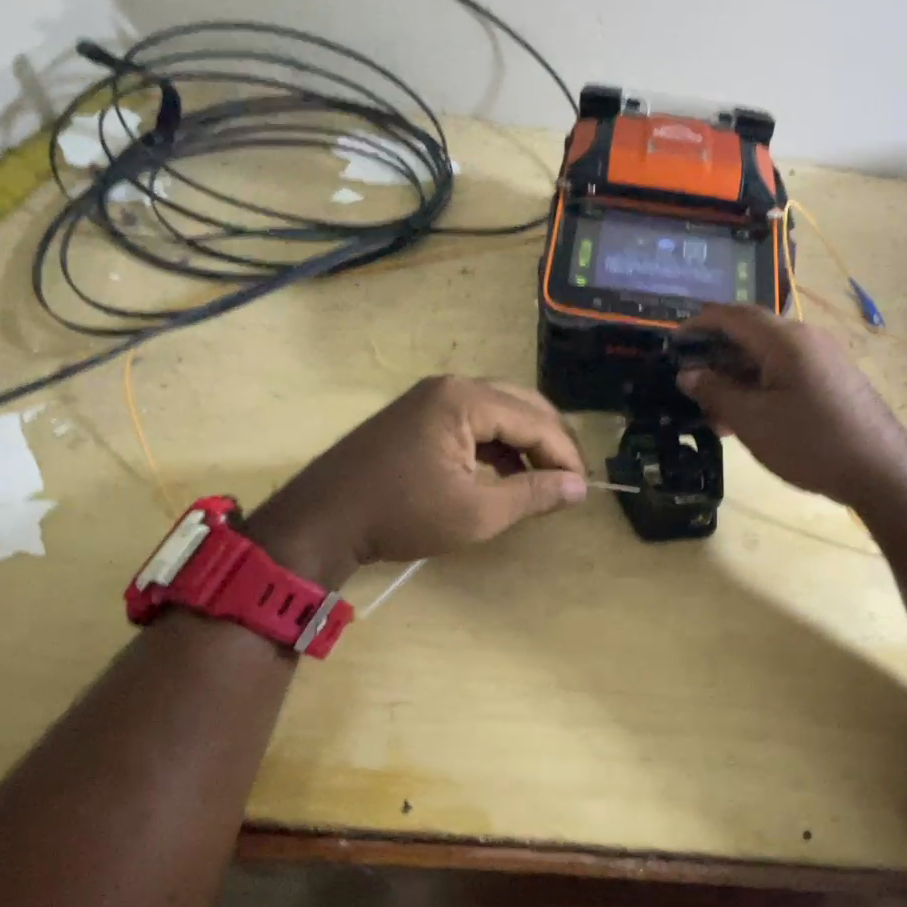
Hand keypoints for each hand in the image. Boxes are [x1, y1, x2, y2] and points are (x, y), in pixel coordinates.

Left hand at [242, 377, 586, 584]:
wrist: (322, 521)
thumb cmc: (400, 516)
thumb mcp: (476, 513)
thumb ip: (533, 495)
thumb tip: (579, 487)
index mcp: (466, 400)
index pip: (535, 421)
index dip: (565, 455)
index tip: (584, 488)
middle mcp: (451, 386)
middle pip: (522, 405)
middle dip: (551, 442)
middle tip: (571, 480)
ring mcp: (431, 397)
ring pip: (499, 411)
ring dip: (526, 443)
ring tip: (545, 480)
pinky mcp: (418, 415)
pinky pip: (474, 420)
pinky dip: (498, 445)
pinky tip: (507, 475)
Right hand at [675, 304, 906, 507]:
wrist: (882, 471)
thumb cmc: (811, 443)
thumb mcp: (753, 421)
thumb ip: (716, 392)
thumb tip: (688, 373)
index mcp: (785, 339)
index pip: (732, 315)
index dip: (698, 325)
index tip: (672, 343)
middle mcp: (806, 339)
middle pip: (751, 334)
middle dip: (716, 356)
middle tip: (688, 383)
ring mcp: (824, 359)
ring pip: (768, 358)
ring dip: (737, 378)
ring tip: (713, 412)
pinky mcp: (834, 381)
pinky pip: (787, 374)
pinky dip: (760, 388)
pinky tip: (746, 419)